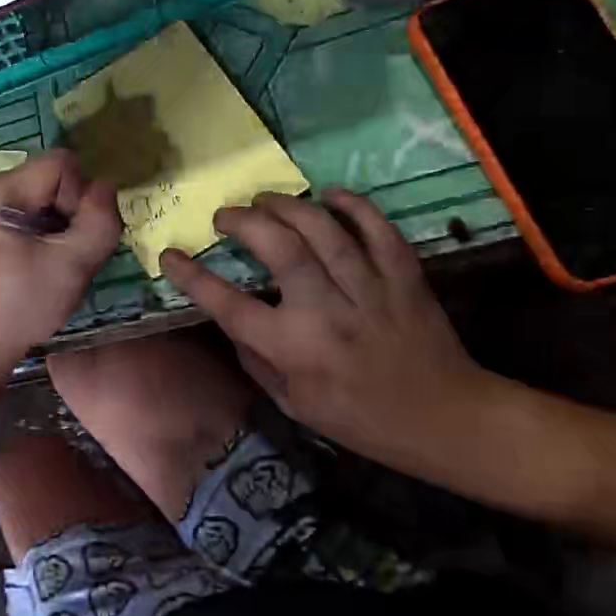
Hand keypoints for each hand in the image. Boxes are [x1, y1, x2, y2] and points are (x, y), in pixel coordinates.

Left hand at [0, 151, 121, 377]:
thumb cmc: (24, 305)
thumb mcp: (73, 265)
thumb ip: (99, 221)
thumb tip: (108, 185)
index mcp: (3, 189)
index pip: (64, 164)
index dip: (80, 196)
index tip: (71, 236)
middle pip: (59, 174)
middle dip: (75, 209)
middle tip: (68, 252)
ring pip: (55, 191)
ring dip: (68, 221)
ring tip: (59, 258)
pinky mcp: (1, 218)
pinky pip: (43, 206)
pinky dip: (56, 228)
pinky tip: (49, 258)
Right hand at [158, 189, 507, 467]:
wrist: (444, 420)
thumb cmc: (359, 419)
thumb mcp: (294, 405)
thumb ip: (256, 361)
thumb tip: (231, 320)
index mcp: (295, 349)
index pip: (230, 305)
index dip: (192, 277)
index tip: (170, 255)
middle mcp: (327, 311)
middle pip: (279, 248)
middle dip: (243, 222)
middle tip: (225, 216)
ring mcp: (369, 289)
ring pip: (323, 229)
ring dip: (286, 206)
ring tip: (264, 200)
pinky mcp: (403, 276)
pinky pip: (377, 228)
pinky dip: (352, 205)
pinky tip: (328, 195)